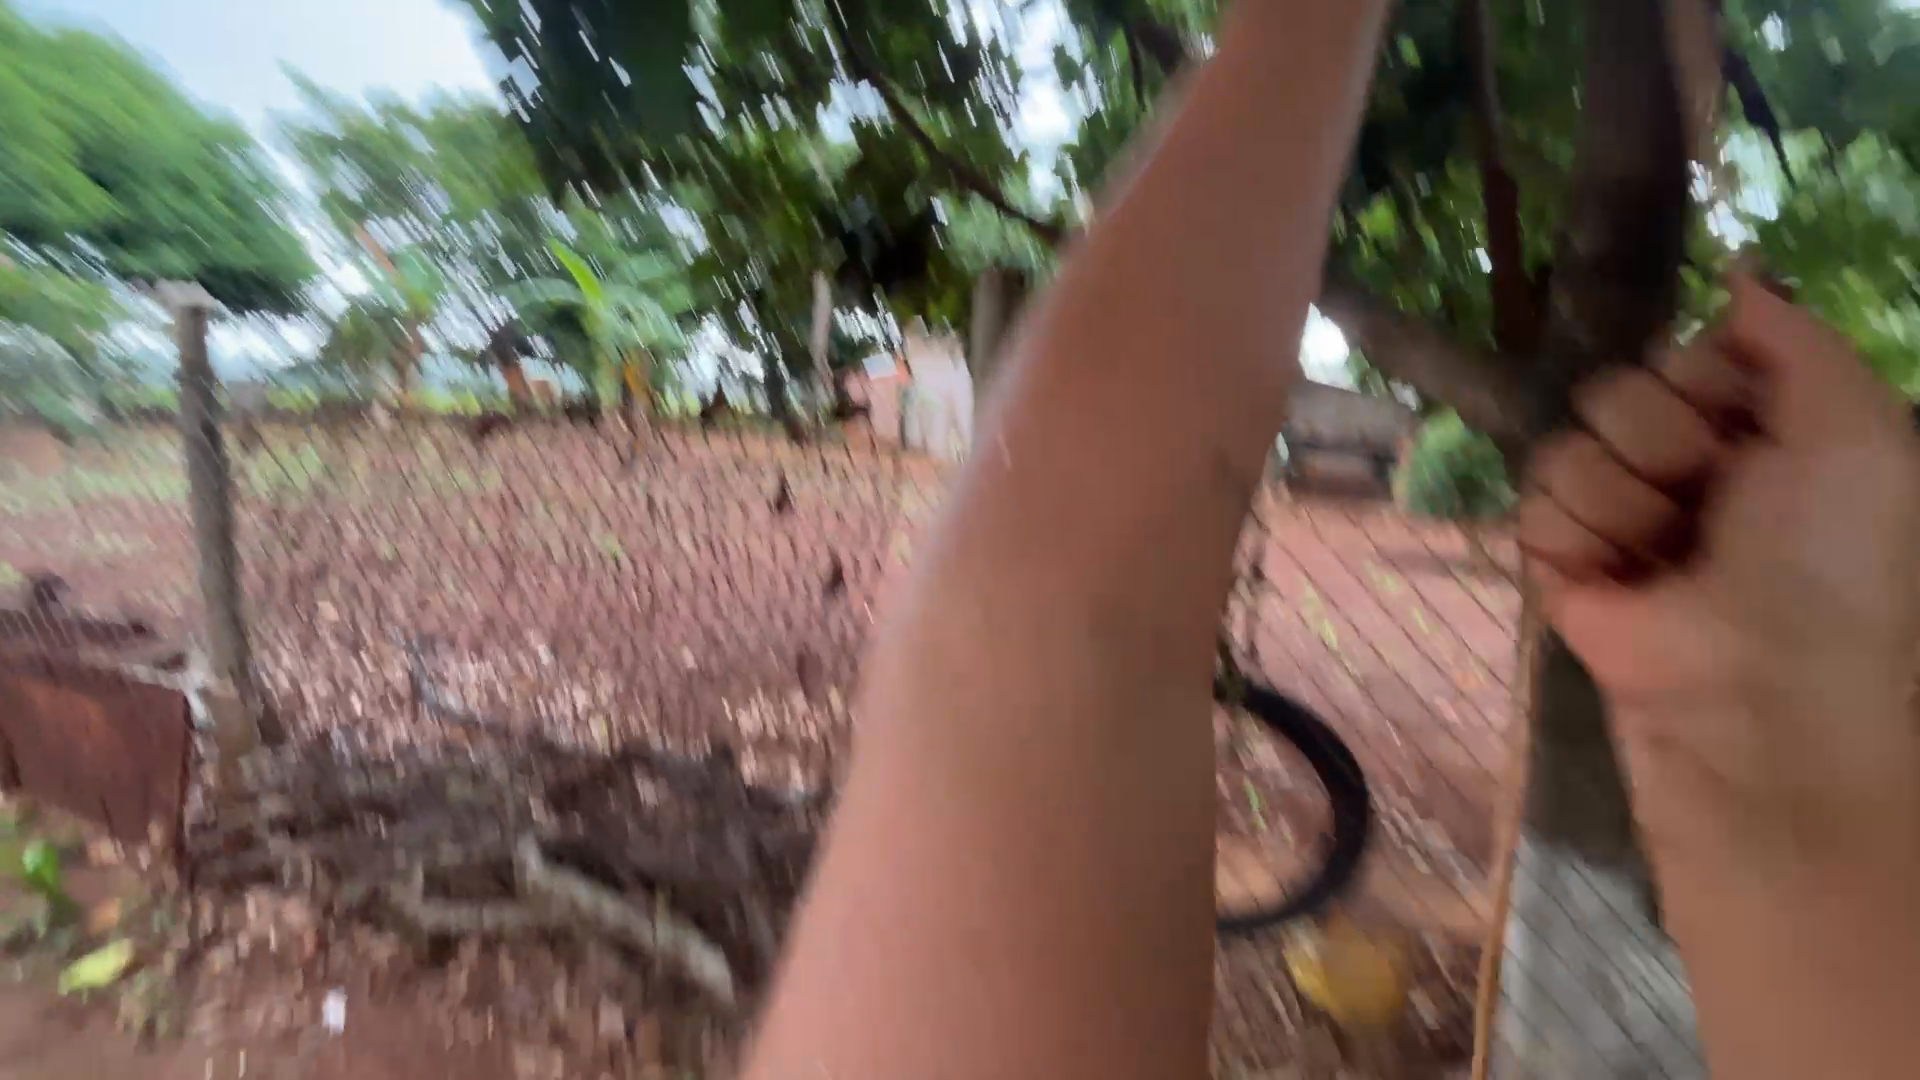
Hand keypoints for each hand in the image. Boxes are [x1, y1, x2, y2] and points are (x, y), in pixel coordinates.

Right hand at [1518, 274, 1919, 865]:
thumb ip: (1795, 342)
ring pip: (1560, 452)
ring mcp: (1600, 505)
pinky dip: (1577, 542)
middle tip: (1700, 496)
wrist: (1753, 671)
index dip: (1695, 383)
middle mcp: (1664, 458)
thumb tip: (1739, 270)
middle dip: (1655, 444)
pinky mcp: (1548, 551)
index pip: (1669, 355)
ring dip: (1619, 503)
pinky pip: (1532, 509)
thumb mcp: (1854, 431)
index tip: (1736, 428)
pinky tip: (1616, 576)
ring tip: (1660, 552)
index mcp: (1737, 424)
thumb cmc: (1828, 554)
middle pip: (1604, 395)